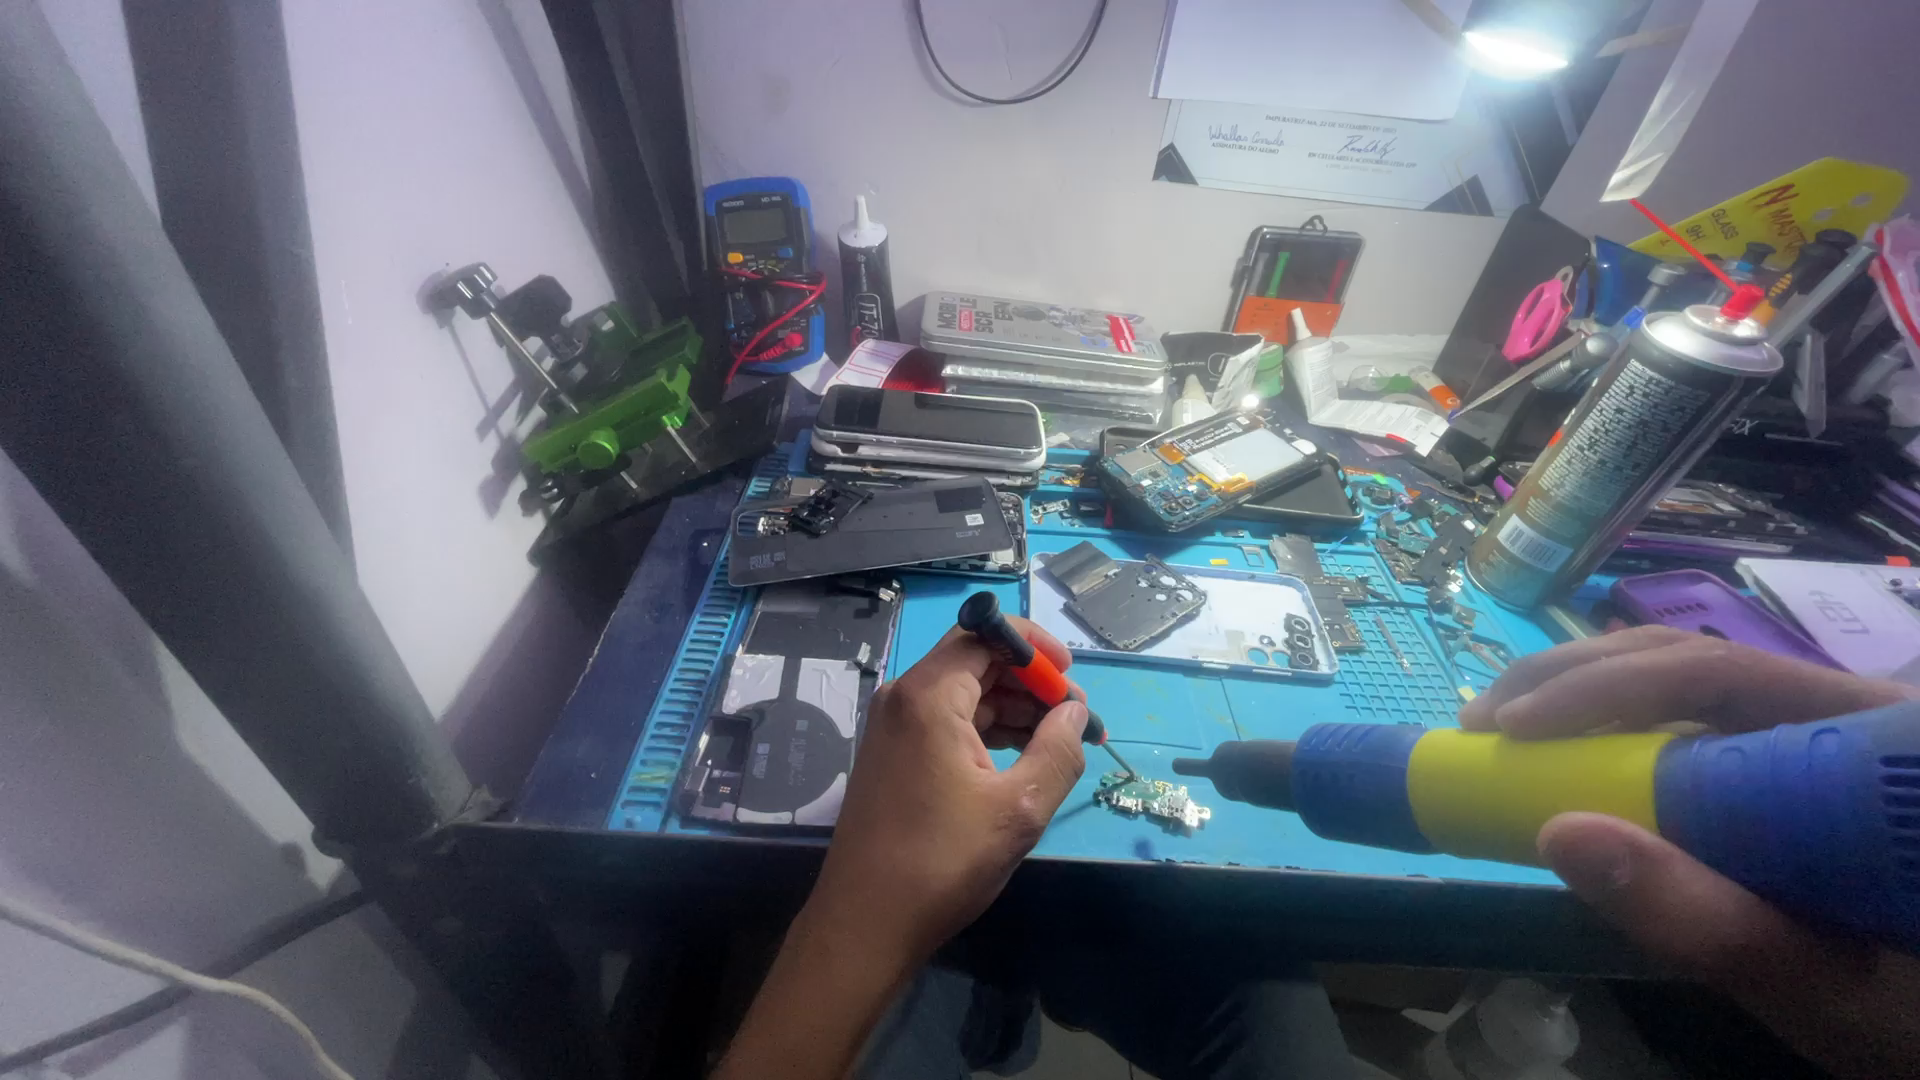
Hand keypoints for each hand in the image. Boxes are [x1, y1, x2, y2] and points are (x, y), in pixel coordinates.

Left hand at [807, 619, 1088, 960]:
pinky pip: (947, 719)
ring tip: (1059, 740)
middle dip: (1030, 682)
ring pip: (963, 691)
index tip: (1071, 675)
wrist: (865, 922)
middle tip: (1075, 717)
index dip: (1034, 647)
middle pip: (975, 661)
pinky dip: (986, 728)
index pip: (984, 634)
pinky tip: (1020, 754)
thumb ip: (1058, 750)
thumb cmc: (942, 862)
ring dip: (1012, 707)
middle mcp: (904, 696)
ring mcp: (894, 724)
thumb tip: (1076, 711)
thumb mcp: (1019, 808)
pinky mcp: (893, 751)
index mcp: (929, 695)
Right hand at [1462, 626, 1919, 1077]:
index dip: (1600, 685)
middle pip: (1675, 657)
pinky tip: (1545, 741)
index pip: (1716, 671)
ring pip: (1662, 672)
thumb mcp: (1829, 990)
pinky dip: (1590, 719)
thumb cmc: (1911, 1016)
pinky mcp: (1758, 757)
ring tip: (1493, 726)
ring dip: (1563, 690)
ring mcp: (1794, 733)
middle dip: (1561, 679)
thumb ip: (1712, 923)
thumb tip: (1556, 834)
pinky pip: (1668, 713)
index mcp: (1873, 744)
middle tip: (1480, 723)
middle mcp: (1832, 716)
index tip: (1514, 728)